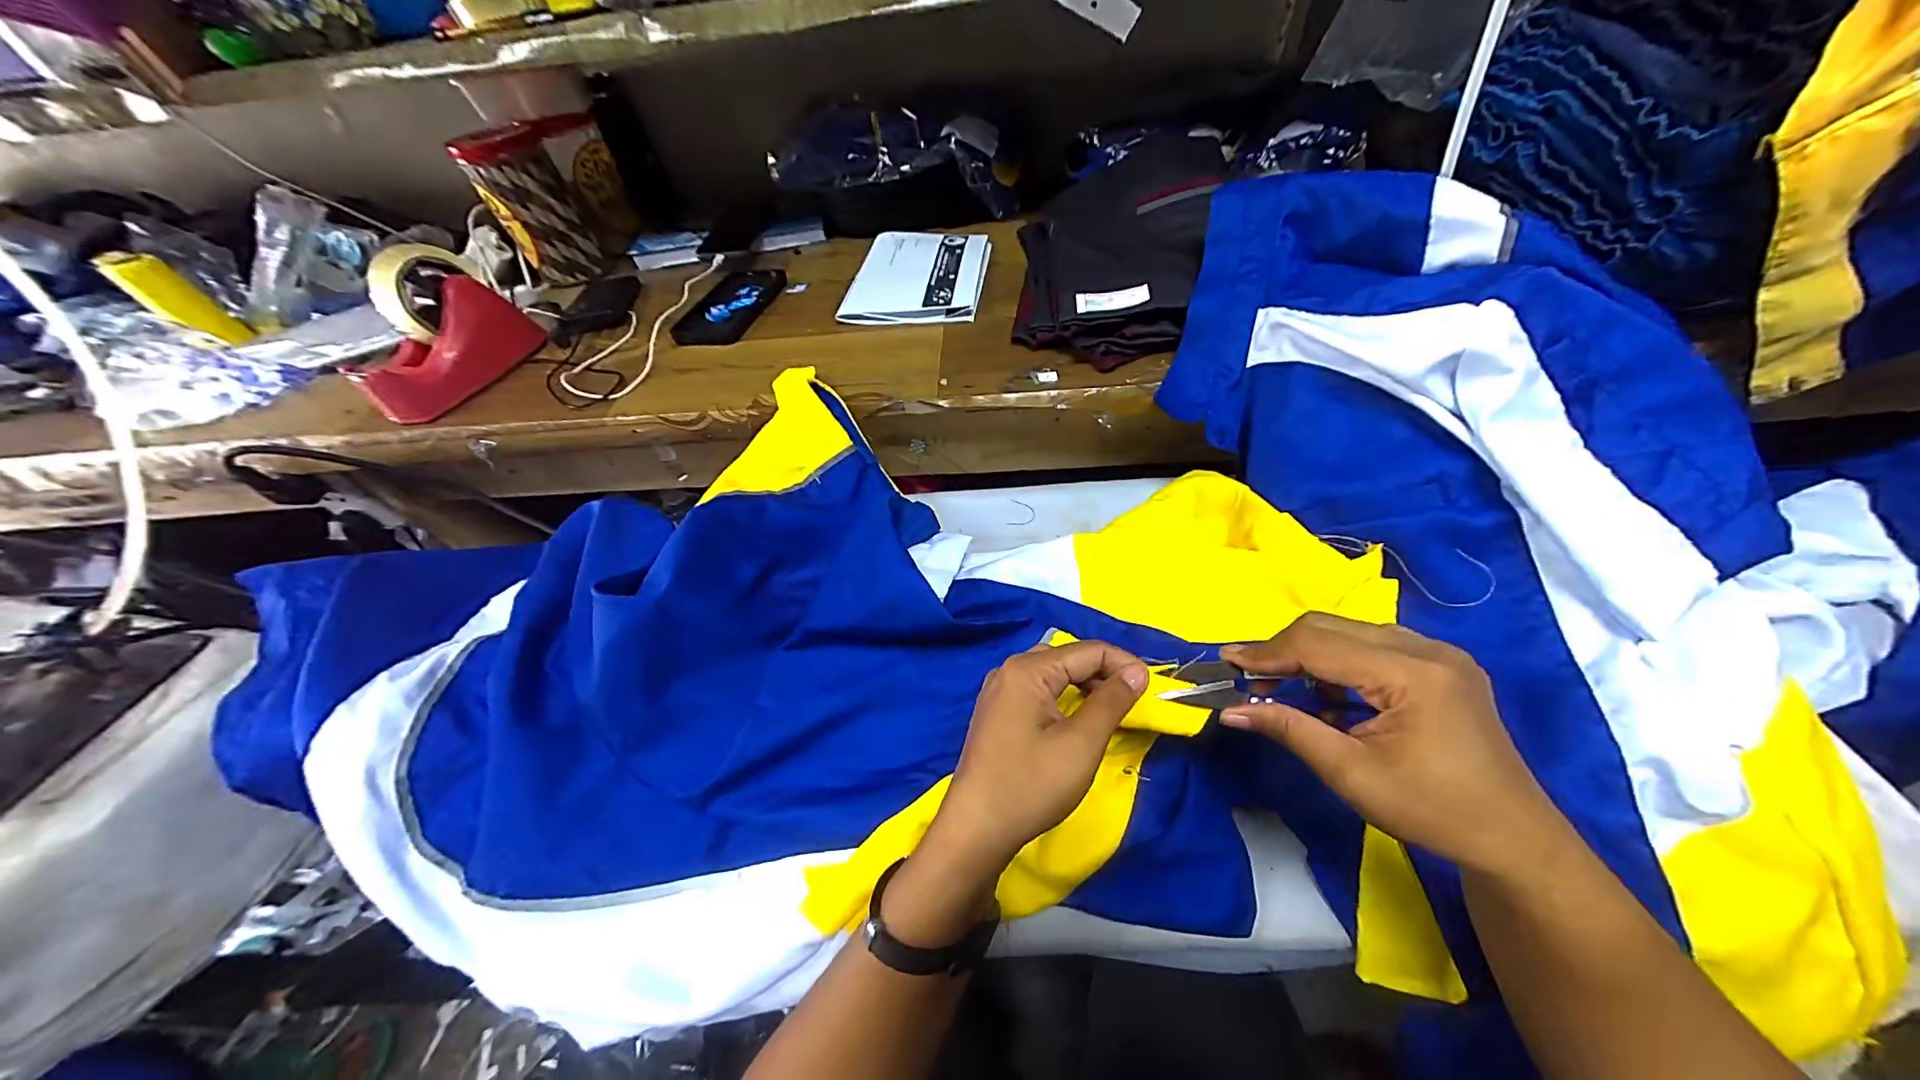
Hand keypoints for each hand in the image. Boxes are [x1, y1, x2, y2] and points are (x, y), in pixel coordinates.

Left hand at [922, 641, 1148, 880]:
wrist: (976, 827)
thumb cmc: (1031, 784)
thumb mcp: (1081, 743)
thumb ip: (1111, 701)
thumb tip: (1137, 672)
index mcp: (1027, 669)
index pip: (1088, 650)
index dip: (1124, 665)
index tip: (1151, 690)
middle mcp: (1008, 670)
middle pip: (1068, 657)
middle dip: (1104, 673)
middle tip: (1131, 702)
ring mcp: (998, 691)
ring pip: (1052, 673)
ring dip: (1084, 686)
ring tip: (1109, 711)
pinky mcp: (996, 712)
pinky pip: (1037, 691)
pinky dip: (1063, 698)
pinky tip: (1076, 721)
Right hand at [1218, 614, 1571, 876]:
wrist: (1514, 839)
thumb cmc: (1432, 811)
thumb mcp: (1351, 773)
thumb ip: (1290, 729)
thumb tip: (1231, 710)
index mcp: (1413, 673)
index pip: (1319, 644)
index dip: (1267, 652)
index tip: (1226, 663)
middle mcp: (1429, 650)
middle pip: (1333, 627)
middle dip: (1283, 649)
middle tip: (1247, 677)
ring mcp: (1440, 655)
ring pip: (1352, 632)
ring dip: (1309, 653)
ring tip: (1278, 685)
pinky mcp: (1443, 667)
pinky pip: (1375, 646)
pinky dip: (1339, 662)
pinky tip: (1324, 692)